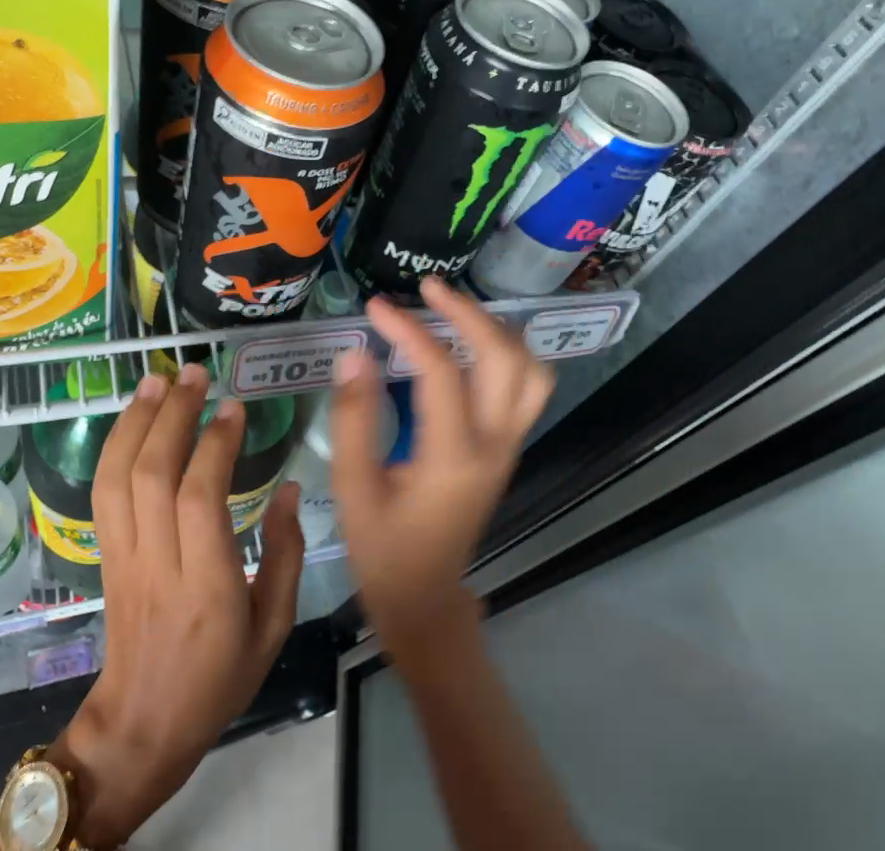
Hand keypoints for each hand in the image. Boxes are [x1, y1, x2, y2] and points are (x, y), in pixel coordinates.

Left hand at [45, 363, 304, 847]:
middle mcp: (159, 565)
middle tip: (193, 374)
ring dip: (135, 422)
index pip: (200, 500)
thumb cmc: (220, 679)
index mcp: (208, 587)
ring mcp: (123, 559)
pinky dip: (114, 449)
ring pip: (118, 479)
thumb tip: (287, 487)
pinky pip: (103, 495)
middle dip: (172, 416)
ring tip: (157, 380)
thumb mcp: (275, 627)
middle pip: (152, 476)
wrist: (145, 721)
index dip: (214, 446)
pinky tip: (133, 420)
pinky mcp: (105, 557)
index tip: (233, 408)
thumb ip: (285, 555)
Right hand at [329, 276, 553, 647]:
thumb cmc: (382, 548)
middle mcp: (494, 447)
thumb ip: (354, 419)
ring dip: (498, 331)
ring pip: (532, 372)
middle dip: (469, 314)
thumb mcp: (353, 487)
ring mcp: (509, 448)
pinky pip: (527, 388)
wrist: (425, 596)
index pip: (443, 373)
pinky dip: (506, 353)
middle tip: (428, 289)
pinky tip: (469, 344)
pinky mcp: (508, 450)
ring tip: (454, 310)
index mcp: (453, 458)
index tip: (376, 306)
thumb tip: (354, 352)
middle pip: (507, 359)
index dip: (410, 331)